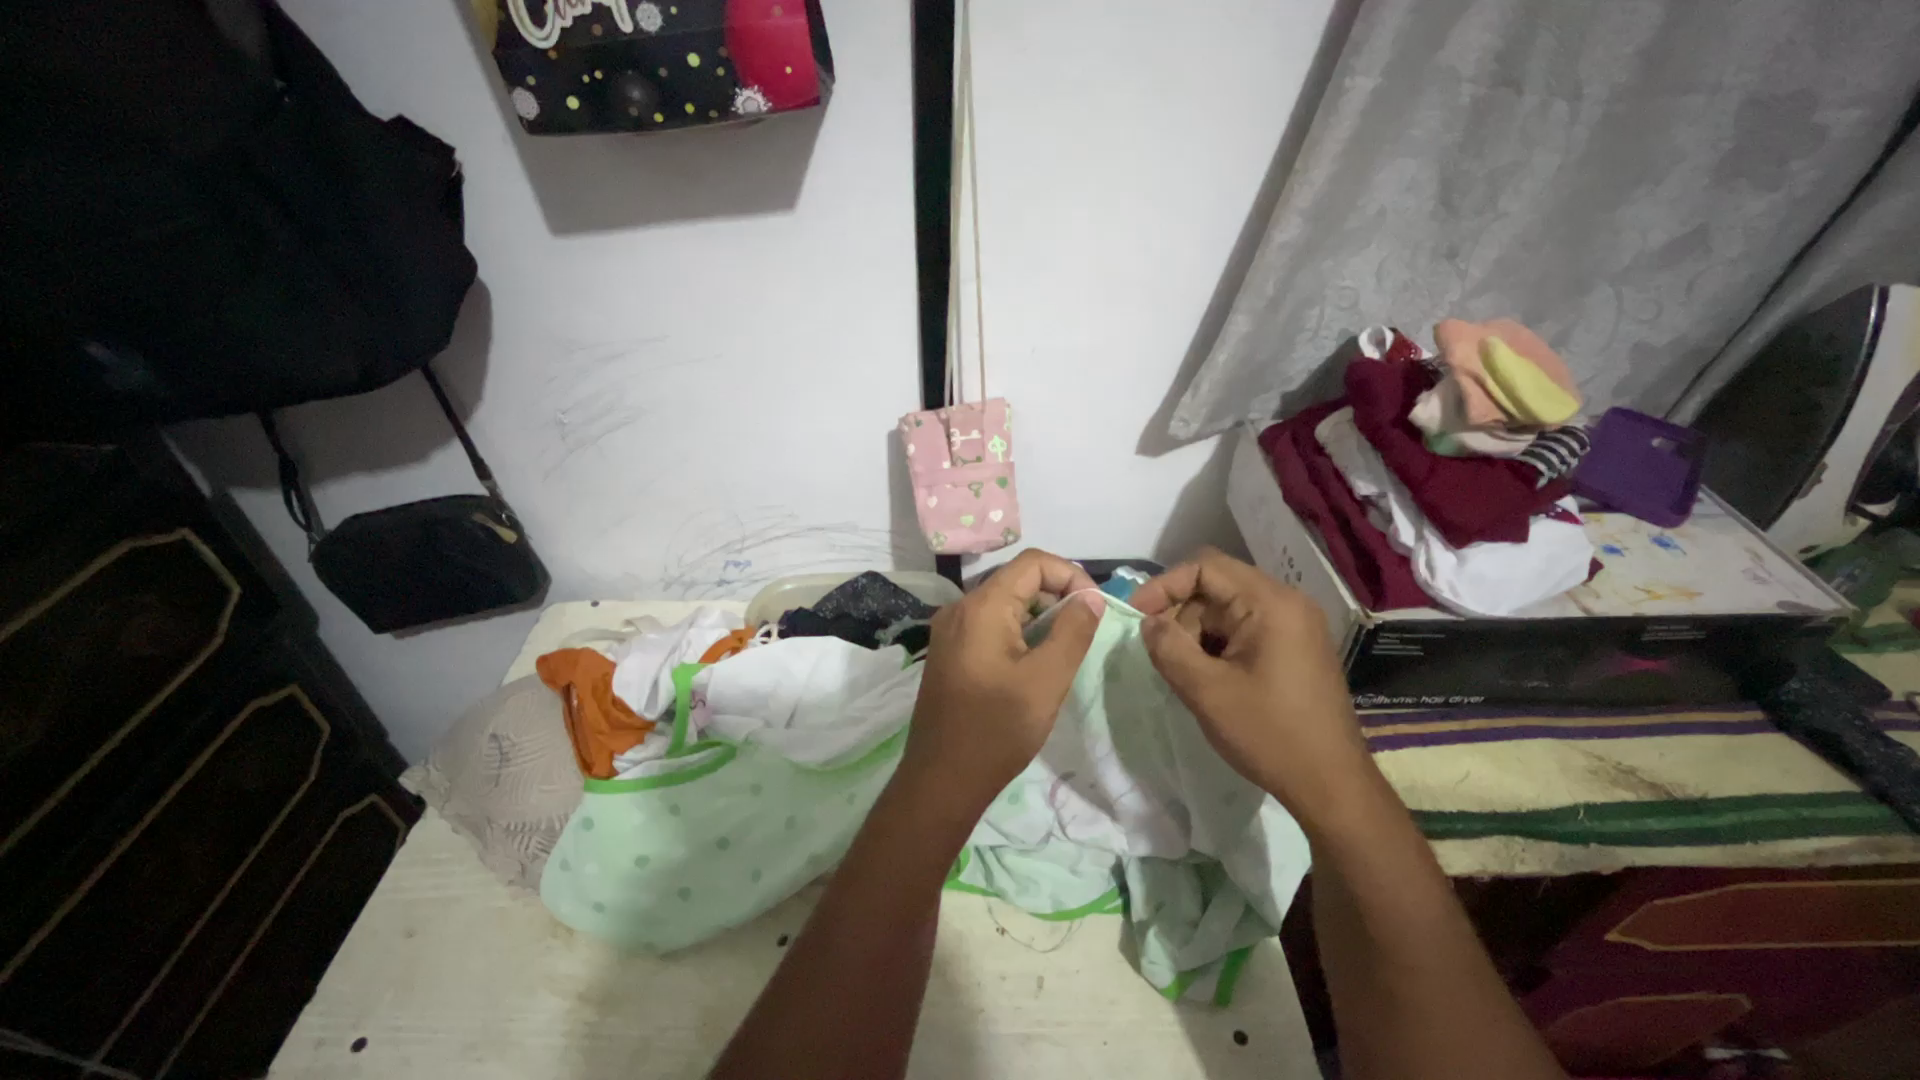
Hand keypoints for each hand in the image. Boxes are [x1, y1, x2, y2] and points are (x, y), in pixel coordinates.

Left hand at [900, 550, 1104, 815]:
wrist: (942, 780)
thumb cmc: (997, 730)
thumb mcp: (1047, 679)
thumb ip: (1073, 631)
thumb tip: (1091, 597)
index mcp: (980, 607)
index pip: (1033, 563)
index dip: (1071, 575)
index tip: (1094, 609)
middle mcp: (959, 609)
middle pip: (1017, 581)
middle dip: (1057, 597)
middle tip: (1084, 633)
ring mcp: (949, 632)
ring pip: (1004, 605)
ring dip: (1039, 618)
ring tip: (1063, 652)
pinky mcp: (949, 654)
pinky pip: (989, 627)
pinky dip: (1019, 634)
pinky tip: (1034, 666)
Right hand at [1131, 549, 1373, 818]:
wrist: (1331, 784)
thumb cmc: (1269, 734)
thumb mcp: (1206, 691)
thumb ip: (1168, 648)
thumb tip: (1148, 623)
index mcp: (1270, 603)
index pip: (1205, 566)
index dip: (1163, 586)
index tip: (1136, 618)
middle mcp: (1287, 603)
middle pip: (1216, 586)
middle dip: (1180, 615)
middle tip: (1162, 656)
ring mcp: (1295, 626)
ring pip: (1227, 611)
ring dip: (1197, 634)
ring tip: (1186, 674)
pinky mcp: (1295, 648)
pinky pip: (1245, 630)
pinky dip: (1218, 647)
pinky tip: (1209, 680)